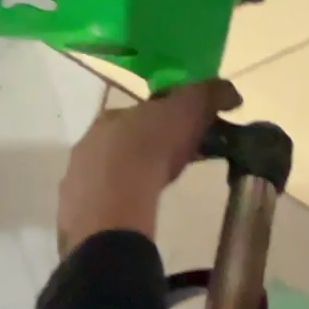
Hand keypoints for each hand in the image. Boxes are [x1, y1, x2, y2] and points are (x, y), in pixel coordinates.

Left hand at [58, 80, 241, 252]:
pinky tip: (136, 215)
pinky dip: (119, 206)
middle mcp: (90, 142)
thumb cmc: (152, 146)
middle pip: (124, 142)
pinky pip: (103, 204)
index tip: (188, 133)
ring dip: (131, 179)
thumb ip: (210, 95)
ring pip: (109, 174)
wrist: (116, 200)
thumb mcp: (189, 107)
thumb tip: (232, 93)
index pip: (141, 113)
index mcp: (113, 115)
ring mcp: (78, 178)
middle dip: (148, 150)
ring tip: (156, 193)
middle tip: (175, 165)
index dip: (166, 120)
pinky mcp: (77, 211)